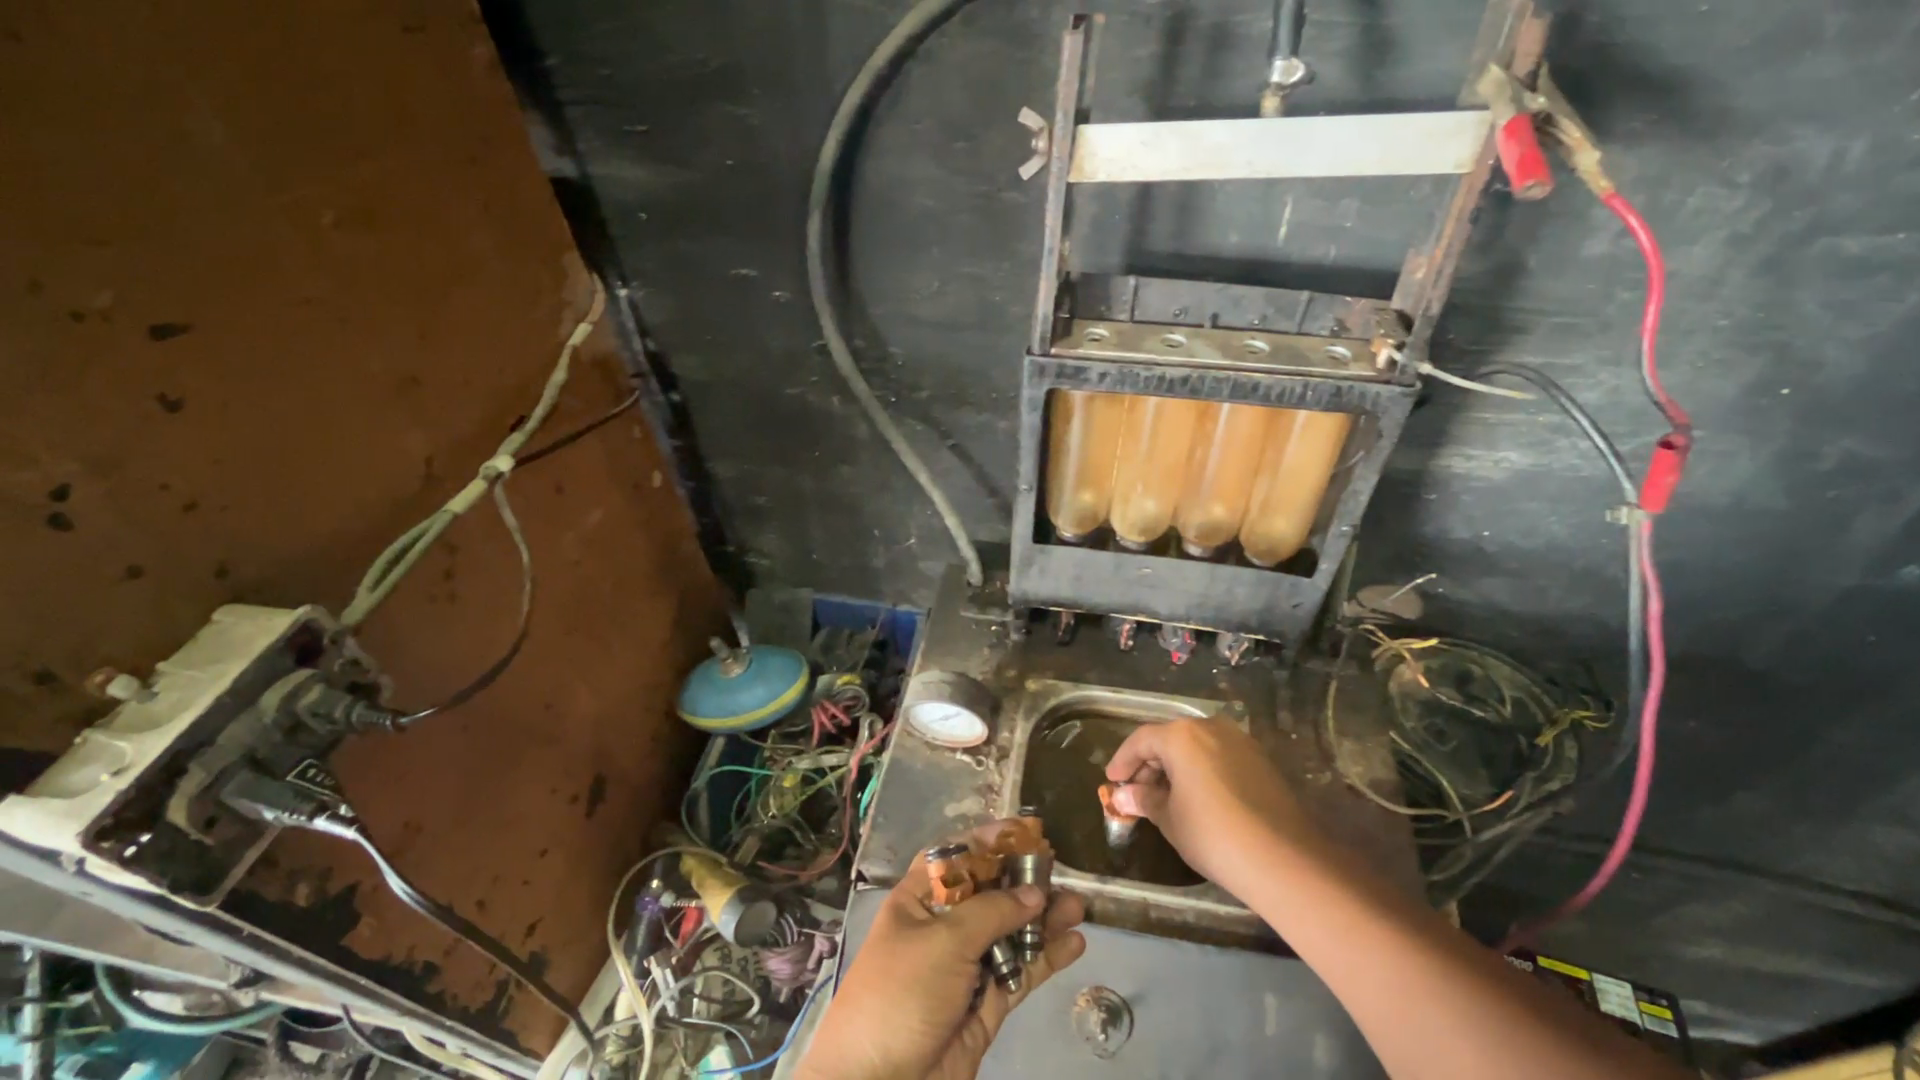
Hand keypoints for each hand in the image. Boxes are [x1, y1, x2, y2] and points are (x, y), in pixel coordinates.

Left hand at [795, 834, 1086, 1079]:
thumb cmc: (901, 993)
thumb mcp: (942, 942)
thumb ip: (992, 913)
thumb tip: (1034, 892)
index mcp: (918, 904)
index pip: (953, 860)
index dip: (985, 843)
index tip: (1024, 831)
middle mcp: (942, 930)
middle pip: (989, 895)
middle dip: (1024, 882)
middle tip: (1061, 871)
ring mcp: (966, 968)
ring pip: (1011, 934)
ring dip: (1043, 920)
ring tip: (1078, 907)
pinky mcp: (986, 1004)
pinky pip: (1020, 972)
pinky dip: (1045, 958)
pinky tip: (1073, 943)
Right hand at [1105, 716, 1313, 896]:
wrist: (1282, 858)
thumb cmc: (1212, 834)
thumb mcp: (1169, 818)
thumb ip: (1144, 800)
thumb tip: (1122, 795)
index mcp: (1182, 736)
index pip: (1141, 740)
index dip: (1122, 761)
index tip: (1111, 781)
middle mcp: (1211, 727)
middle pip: (1170, 739)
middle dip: (1149, 765)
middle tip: (1136, 793)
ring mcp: (1240, 741)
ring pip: (1196, 747)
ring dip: (1176, 768)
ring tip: (1164, 798)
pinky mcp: (1260, 760)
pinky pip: (1218, 757)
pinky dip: (1201, 771)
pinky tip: (1196, 798)